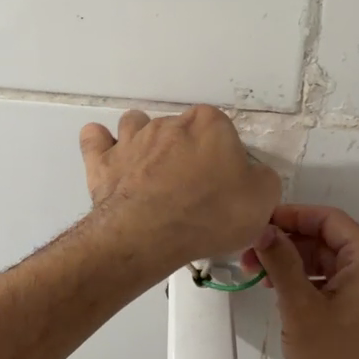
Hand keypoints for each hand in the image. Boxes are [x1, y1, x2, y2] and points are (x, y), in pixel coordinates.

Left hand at [79, 106, 280, 268]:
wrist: (151, 234)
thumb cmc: (211, 215)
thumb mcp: (262, 201)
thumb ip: (263, 181)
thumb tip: (252, 178)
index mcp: (210, 125)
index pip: (223, 134)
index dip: (226, 161)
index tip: (225, 189)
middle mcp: (169, 124)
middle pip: (182, 133)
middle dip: (187, 154)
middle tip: (192, 193)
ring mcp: (132, 140)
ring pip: (138, 127)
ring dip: (144, 143)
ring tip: (151, 175)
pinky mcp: (102, 161)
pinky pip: (95, 139)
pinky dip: (101, 145)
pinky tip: (111, 161)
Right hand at [245, 205, 358, 358]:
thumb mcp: (301, 308)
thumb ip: (282, 263)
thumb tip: (263, 229)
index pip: (329, 220)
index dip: (292, 216)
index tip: (257, 222)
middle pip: (330, 239)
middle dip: (289, 242)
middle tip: (249, 253)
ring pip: (330, 262)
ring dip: (295, 263)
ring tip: (258, 274)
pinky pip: (336, 282)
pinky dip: (309, 281)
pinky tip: (281, 292)